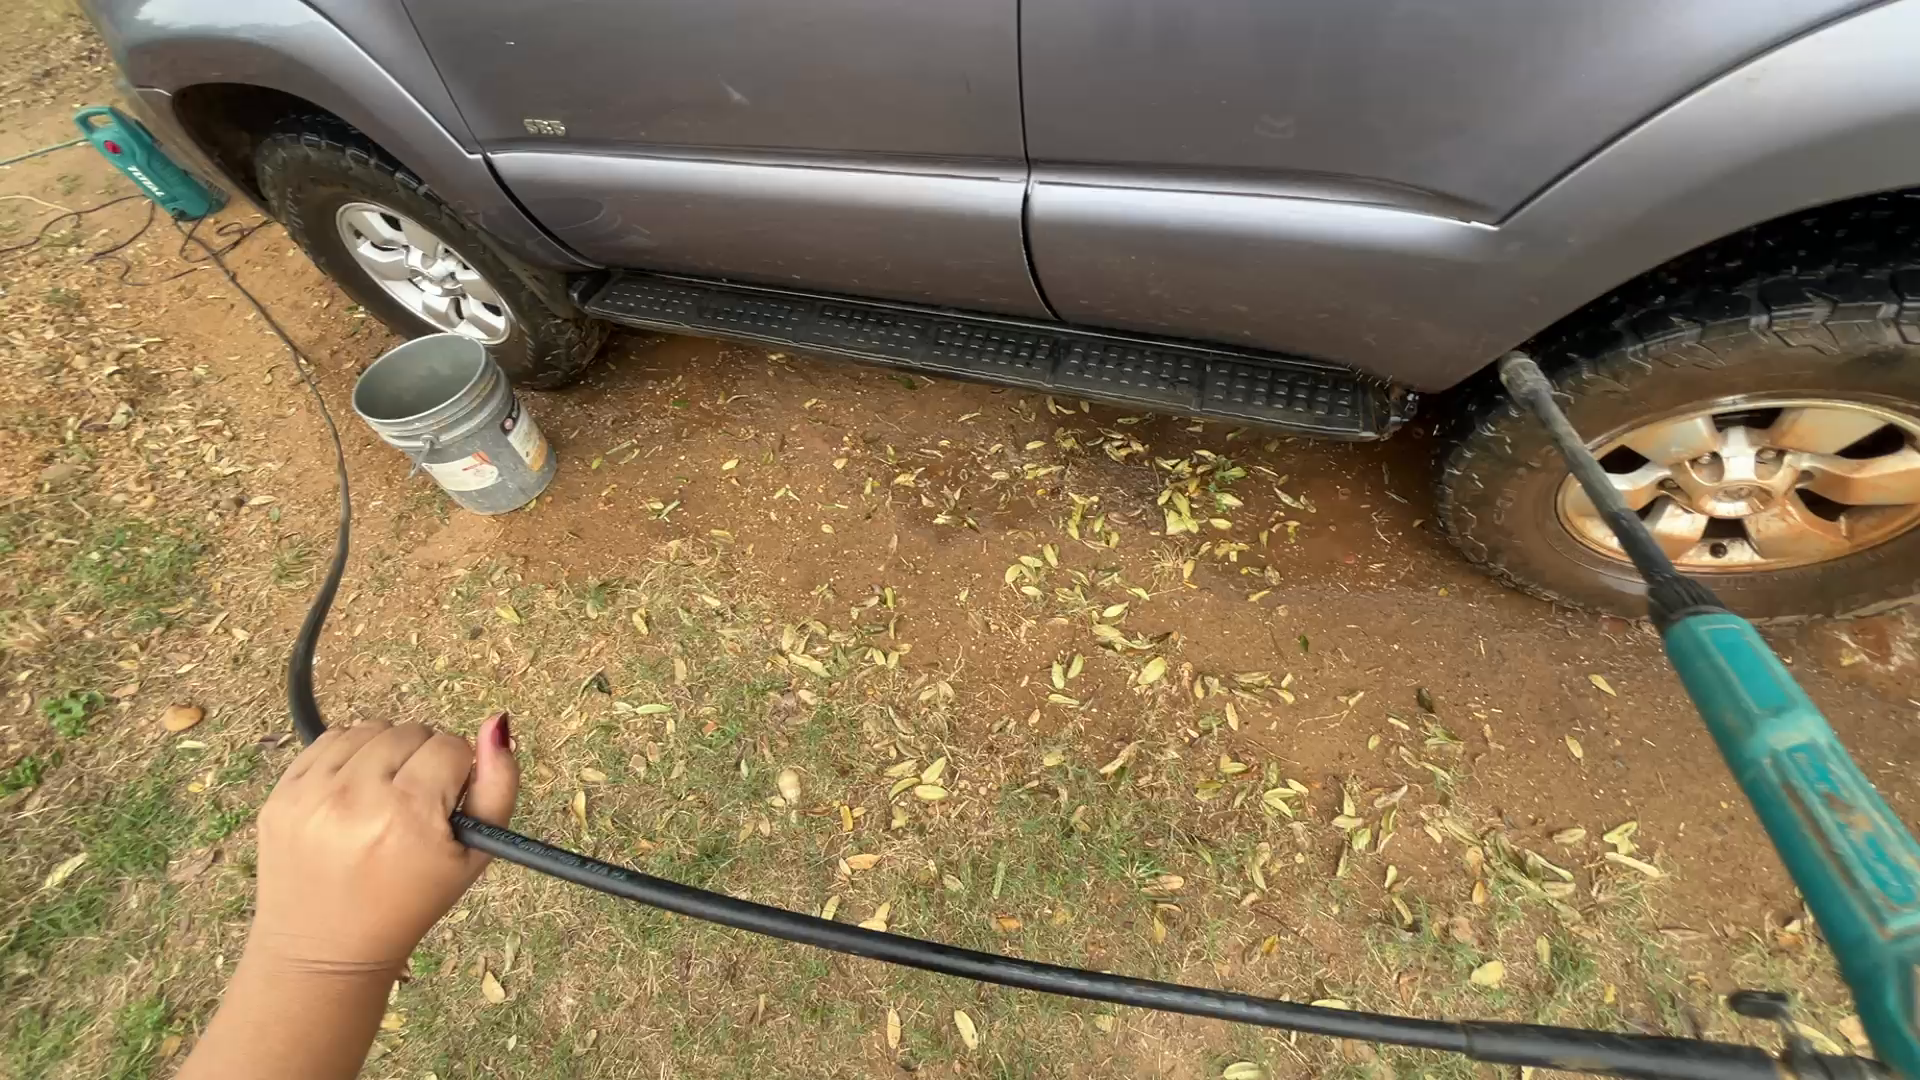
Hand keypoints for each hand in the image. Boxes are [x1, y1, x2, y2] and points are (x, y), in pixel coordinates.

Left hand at [249, 713, 517, 973]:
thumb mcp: (479, 848)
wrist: (324, 949)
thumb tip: (497, 721)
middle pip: (412, 732)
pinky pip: (330, 740)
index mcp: (407, 814)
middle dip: (424, 757)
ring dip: (389, 751)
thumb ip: (500, 780)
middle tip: (418, 799)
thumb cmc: (416, 896)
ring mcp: (308, 796)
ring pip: (372, 729)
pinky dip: (352, 754)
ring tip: (387, 791)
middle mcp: (353, 798)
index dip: (458, 770)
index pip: (451, 745)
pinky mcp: (278, 797)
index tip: (447, 801)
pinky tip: (357, 788)